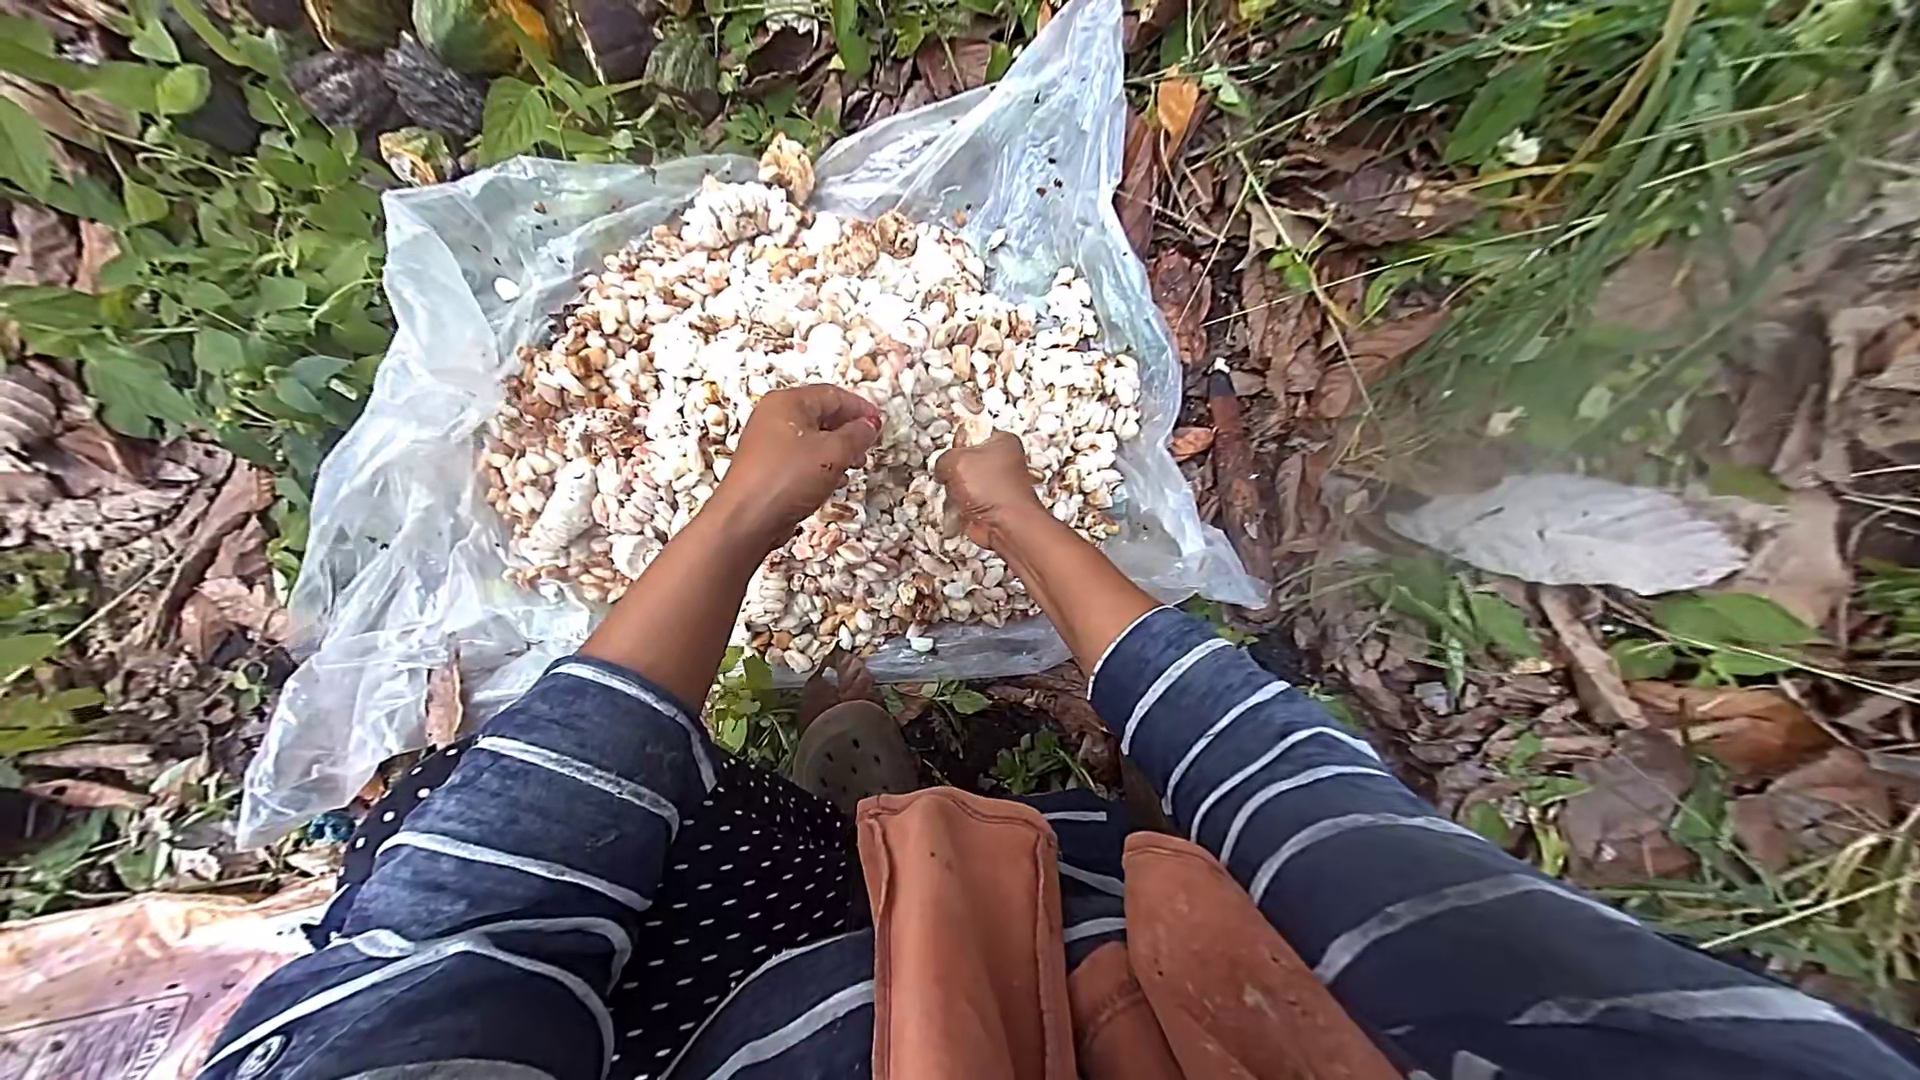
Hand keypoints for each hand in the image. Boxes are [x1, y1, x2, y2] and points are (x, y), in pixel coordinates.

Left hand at [709, 384, 879, 549]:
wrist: (746, 518)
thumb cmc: (789, 478)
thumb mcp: (834, 453)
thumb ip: (857, 435)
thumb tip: (870, 425)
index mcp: (788, 402)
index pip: (833, 395)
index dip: (860, 407)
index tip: (880, 423)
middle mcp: (773, 416)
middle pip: (821, 414)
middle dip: (849, 429)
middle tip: (869, 444)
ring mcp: (766, 441)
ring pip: (811, 437)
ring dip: (837, 448)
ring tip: (856, 464)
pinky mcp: (765, 466)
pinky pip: (800, 457)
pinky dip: (821, 463)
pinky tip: (833, 479)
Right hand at [933, 429, 1047, 550]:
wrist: (1005, 525)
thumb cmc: (993, 490)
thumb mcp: (956, 460)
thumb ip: (943, 456)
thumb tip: (941, 466)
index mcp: (1001, 441)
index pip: (972, 431)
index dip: (958, 441)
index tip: (952, 449)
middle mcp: (1001, 461)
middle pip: (963, 459)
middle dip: (954, 470)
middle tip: (955, 475)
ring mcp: (994, 484)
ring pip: (960, 481)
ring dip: (954, 490)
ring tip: (960, 494)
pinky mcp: (986, 503)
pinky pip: (962, 500)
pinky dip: (958, 505)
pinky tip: (962, 507)